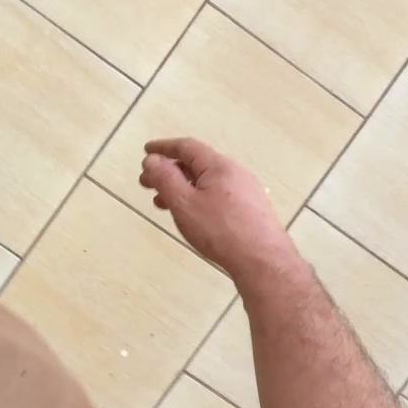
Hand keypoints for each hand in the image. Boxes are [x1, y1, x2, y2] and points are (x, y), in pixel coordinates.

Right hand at [138, 138, 298, 283]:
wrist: (262, 261)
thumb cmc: (219, 230)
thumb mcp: (183, 203)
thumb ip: (165, 178)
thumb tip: (151, 159)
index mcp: (219, 166)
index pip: (187, 147)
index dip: (163, 147)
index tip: (146, 151)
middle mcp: (235, 173)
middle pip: (196, 164)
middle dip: (168, 171)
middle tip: (146, 184)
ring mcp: (246, 191)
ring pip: (206, 181)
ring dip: (180, 187)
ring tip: (162, 203)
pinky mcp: (250, 208)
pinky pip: (216, 194)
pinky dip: (196, 196)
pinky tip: (189, 214)